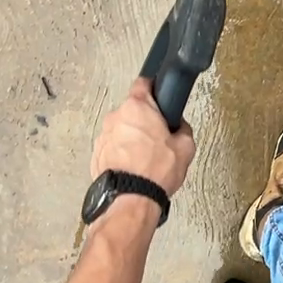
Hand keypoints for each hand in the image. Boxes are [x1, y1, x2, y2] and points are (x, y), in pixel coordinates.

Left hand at [90, 79, 195, 195]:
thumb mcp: (185, 147)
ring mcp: (103, 136)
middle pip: (132, 110)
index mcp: (137, 108)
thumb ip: (183, 129)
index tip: (158, 93)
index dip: (153, 88)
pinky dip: (122, 155)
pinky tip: (135, 168)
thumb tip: (180, 128)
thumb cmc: (153, 172)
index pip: (143, 83)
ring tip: (147, 158)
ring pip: (121, 131)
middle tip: (158, 136)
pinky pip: (112, 148)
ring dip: (131, 139)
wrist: (131, 199)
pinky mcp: (97, 155)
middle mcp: (116, 117)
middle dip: (144, 121)